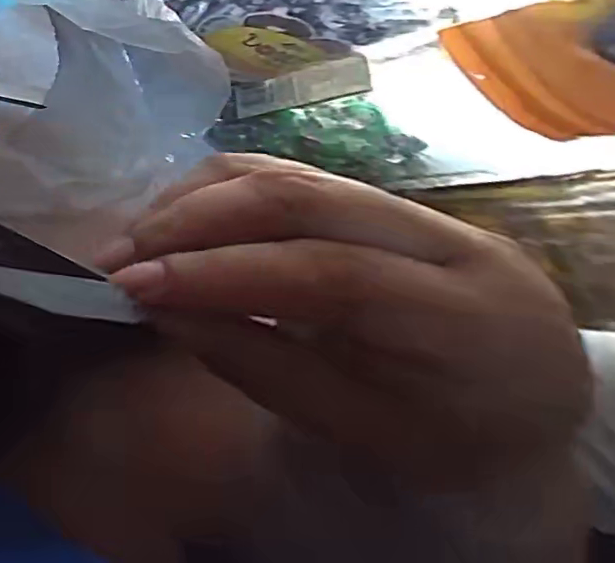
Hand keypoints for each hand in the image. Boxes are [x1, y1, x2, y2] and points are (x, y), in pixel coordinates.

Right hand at [99, 154, 590, 491]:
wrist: (494, 419)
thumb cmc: (425, 443)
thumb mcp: (344, 427)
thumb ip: (246, 359)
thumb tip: (151, 303)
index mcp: (479, 319)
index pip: (331, 272)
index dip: (219, 272)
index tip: (136, 285)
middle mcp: (451, 241)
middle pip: (295, 198)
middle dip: (189, 220)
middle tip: (120, 254)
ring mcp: (402, 205)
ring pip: (272, 171)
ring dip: (186, 201)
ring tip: (133, 241)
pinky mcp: (356, 191)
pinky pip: (266, 171)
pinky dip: (203, 194)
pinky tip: (169, 223)